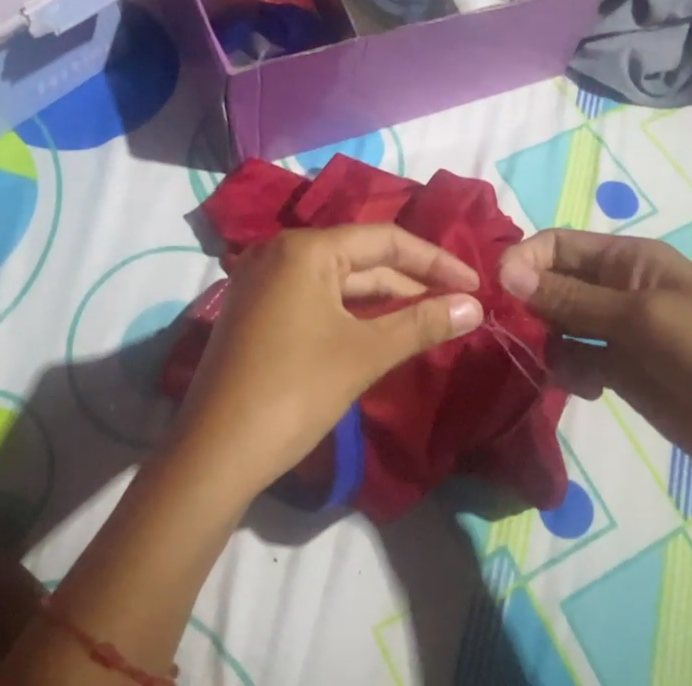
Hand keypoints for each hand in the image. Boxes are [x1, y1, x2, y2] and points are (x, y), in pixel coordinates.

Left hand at [172, 225, 483, 493]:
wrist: (217, 452)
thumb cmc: (296, 392)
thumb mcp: (364, 354)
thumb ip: (422, 323)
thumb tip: (474, 306)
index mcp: (304, 248)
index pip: (384, 239)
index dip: (435, 260)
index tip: (475, 285)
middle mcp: (279, 252)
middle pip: (360, 257)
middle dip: (411, 282)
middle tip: (459, 306)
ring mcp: (262, 281)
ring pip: (338, 281)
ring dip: (384, 300)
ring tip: (431, 320)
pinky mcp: (256, 311)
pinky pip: (315, 299)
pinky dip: (352, 312)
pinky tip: (383, 331)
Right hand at [499, 229, 691, 498]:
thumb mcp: (642, 318)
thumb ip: (572, 298)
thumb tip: (505, 272)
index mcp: (629, 259)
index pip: (556, 244)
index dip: (523, 261)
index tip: (497, 294)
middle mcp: (617, 289)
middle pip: (551, 284)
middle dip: (528, 305)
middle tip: (513, 335)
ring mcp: (617, 333)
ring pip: (556, 325)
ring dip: (546, 342)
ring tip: (558, 367)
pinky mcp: (619, 373)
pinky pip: (574, 361)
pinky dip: (568, 372)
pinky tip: (587, 389)